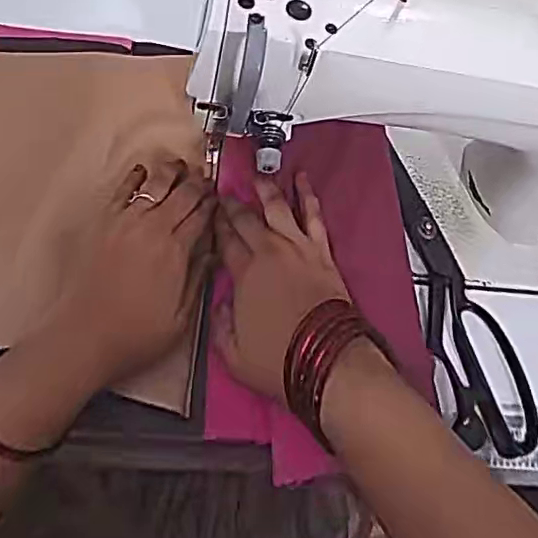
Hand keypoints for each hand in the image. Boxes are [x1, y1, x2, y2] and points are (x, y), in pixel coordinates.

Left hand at [43, 163, 214, 391]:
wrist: (84, 335)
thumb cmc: (136, 333)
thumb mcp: (180, 318)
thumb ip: (199, 279)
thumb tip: (213, 250)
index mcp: (175, 250)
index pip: (201, 214)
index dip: (213, 203)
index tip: (219, 199)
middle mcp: (153, 227)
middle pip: (184, 192)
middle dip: (199, 183)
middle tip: (206, 180)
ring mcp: (127, 220)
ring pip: (156, 182)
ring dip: (172, 172)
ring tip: (181, 167)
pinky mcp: (105, 220)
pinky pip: (124, 188)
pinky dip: (137, 176)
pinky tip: (144, 172)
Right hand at [215, 174, 349, 398]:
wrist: (327, 359)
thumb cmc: (280, 359)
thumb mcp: (233, 354)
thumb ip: (220, 324)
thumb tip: (220, 303)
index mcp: (245, 273)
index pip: (226, 240)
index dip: (216, 225)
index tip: (210, 214)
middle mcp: (269, 252)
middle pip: (246, 220)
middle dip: (233, 205)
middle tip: (225, 194)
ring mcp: (297, 247)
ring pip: (277, 208)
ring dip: (265, 190)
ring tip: (257, 177)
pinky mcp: (321, 251)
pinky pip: (313, 215)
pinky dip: (307, 195)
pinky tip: (301, 180)